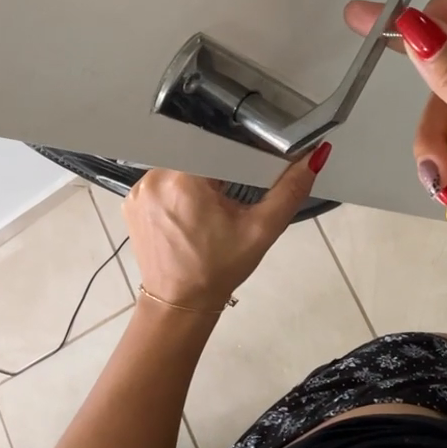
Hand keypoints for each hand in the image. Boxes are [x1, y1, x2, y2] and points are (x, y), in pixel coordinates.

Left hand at [122, 147, 327, 311]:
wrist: (181, 303)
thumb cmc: (217, 270)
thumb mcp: (261, 229)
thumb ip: (290, 189)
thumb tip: (314, 157)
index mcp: (185, 179)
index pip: (218, 144)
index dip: (238, 156)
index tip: (247, 173)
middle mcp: (155, 178)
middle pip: (197, 154)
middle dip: (216, 171)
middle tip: (228, 200)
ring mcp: (140, 190)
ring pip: (179, 166)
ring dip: (195, 180)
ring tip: (208, 210)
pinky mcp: (132, 202)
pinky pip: (161, 182)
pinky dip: (177, 192)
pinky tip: (188, 215)